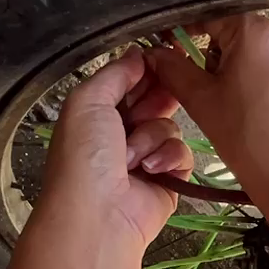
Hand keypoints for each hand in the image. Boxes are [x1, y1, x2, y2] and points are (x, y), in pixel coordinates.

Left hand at [40, 49, 194, 249]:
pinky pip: (184, 154)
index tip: (162, 60)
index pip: (132, 82)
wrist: (98, 214)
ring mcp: (147, 157)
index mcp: (99, 113)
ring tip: (131, 158)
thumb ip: (115, 73)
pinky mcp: (169, 179)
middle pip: (157, 101)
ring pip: (171, 126)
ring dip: (153, 137)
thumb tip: (138, 54)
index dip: (147, 71)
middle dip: (154, 102)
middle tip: (145, 110)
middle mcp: (123, 133)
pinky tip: (150, 171)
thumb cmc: (85, 157)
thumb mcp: (87, 101)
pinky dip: (168, 158)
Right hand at [141, 14, 268, 202]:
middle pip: (238, 33)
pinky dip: (266, 82)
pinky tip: (261, 112)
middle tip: (210, 91)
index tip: (172, 46)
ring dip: (242, 69)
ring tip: (237, 106)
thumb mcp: (202, 102)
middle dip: (218, 56)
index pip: (210, 17)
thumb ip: (173, 70)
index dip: (186, 32)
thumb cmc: (251, 141)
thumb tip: (156, 53)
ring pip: (261, 51)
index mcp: (256, 31)